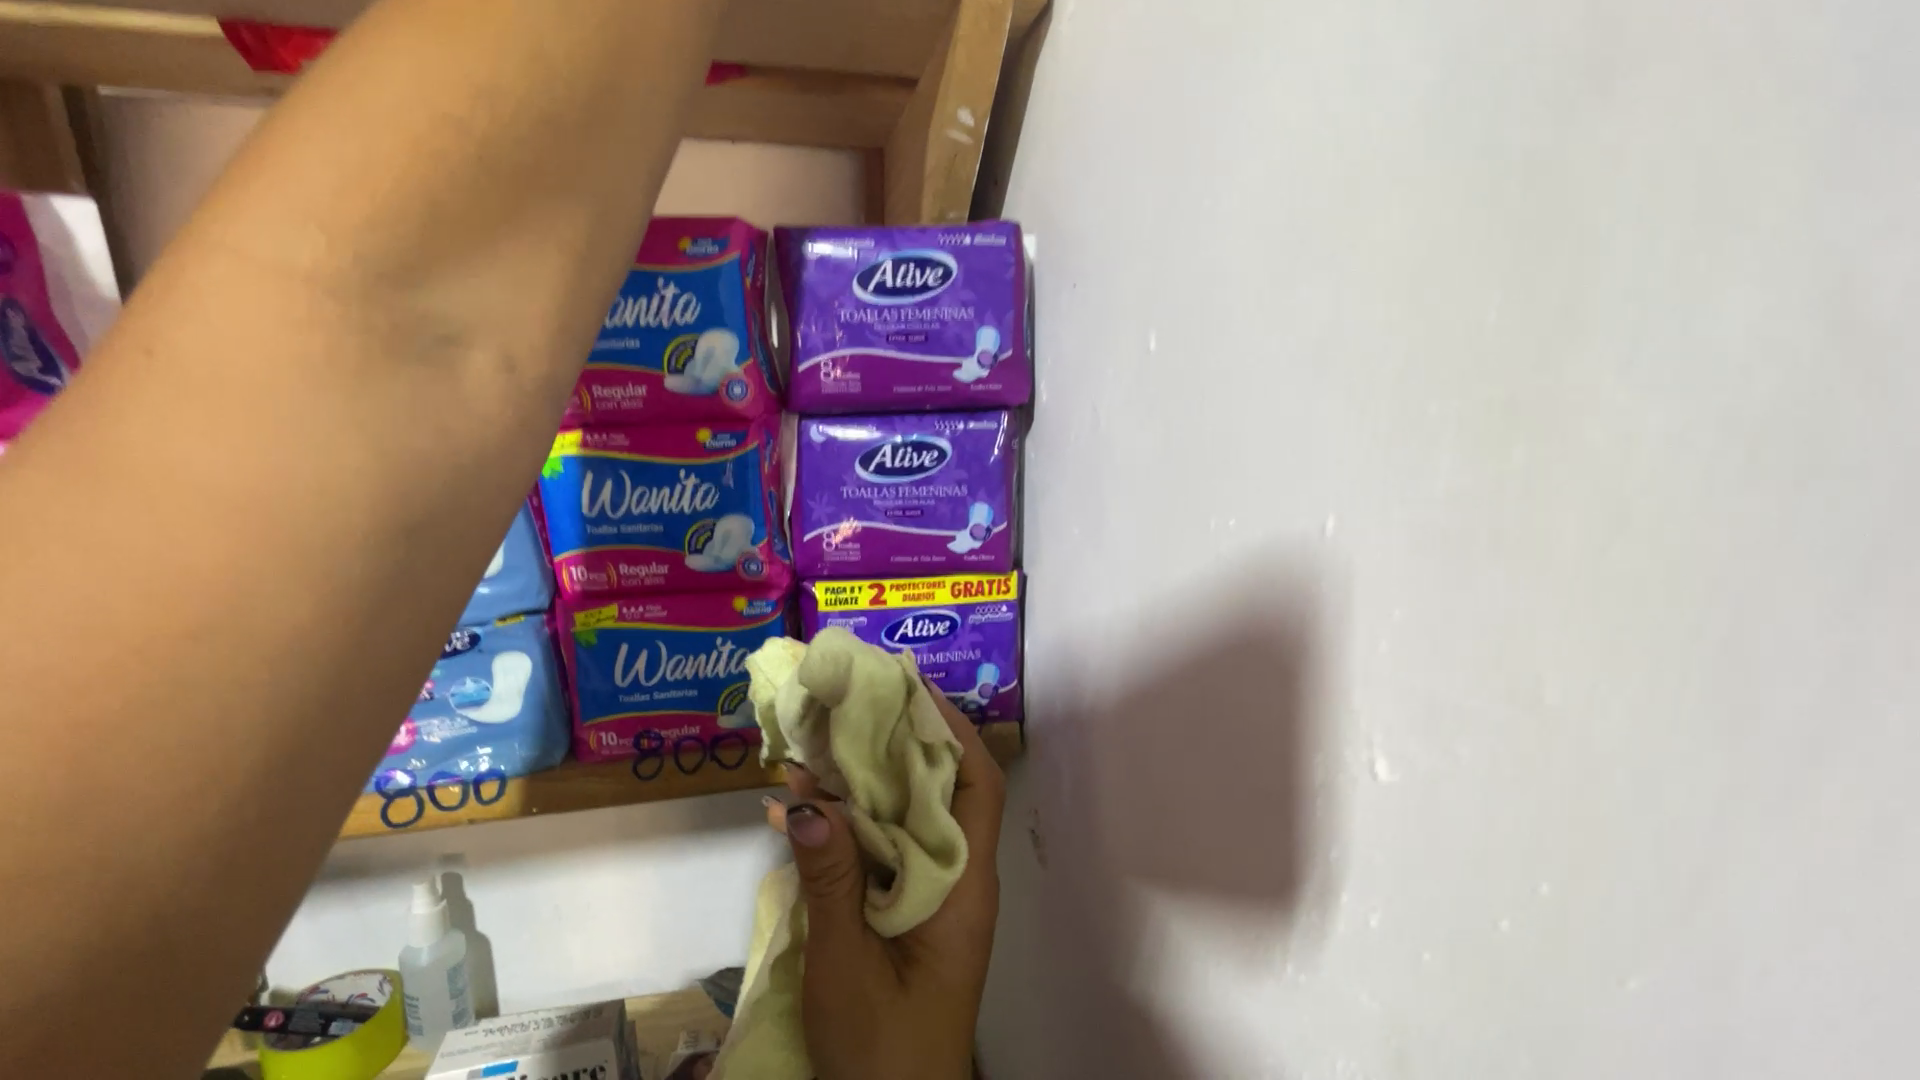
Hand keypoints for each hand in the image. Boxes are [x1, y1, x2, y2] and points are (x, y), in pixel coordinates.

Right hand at [763, 681, 1004, 1079]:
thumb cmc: (882, 1048)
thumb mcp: (847, 964)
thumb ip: (831, 880)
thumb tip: (808, 797)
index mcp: (963, 884)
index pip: (977, 784)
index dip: (950, 729)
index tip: (908, 687)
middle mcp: (956, 879)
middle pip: (940, 790)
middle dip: (900, 742)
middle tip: (853, 701)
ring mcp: (931, 897)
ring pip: (907, 817)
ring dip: (869, 779)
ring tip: (824, 736)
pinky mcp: (905, 914)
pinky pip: (883, 851)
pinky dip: (850, 822)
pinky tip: (806, 805)